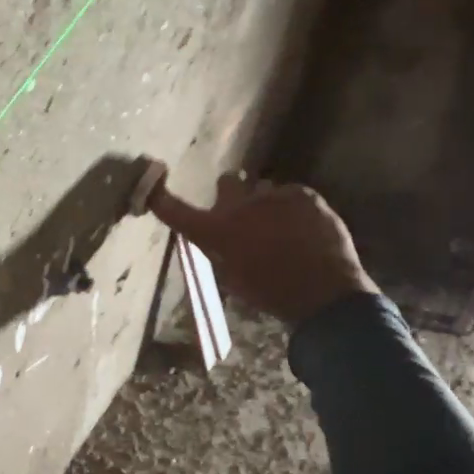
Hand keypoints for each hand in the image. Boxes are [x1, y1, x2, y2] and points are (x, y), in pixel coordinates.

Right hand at [151, 169, 378, 325]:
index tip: (152, 189)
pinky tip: (300, 227)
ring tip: (279, 225)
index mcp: (215, 232)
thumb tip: (215, 235)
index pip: (178, 212)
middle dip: (231, 192)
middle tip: (241, 211)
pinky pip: (289, 193)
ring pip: (261, 188)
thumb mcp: (229, 276)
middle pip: (227, 182)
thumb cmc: (267, 292)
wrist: (321, 291)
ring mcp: (273, 196)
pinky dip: (290, 206)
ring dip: (263, 202)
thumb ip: (218, 248)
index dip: (162, 200)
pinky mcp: (302, 194)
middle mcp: (238, 207)